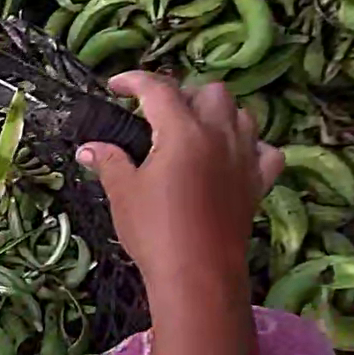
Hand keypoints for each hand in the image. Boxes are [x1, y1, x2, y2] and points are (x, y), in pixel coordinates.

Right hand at [78, 72, 283, 305]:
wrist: (198, 274)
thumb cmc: (154, 231)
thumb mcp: (123, 193)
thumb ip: (109, 161)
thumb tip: (88, 148)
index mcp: (183, 131)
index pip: (158, 89)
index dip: (134, 81)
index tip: (115, 86)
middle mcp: (219, 134)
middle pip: (209, 91)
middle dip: (182, 94)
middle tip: (157, 116)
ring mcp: (245, 157)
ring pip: (242, 114)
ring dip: (218, 113)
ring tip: (194, 130)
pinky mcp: (259, 183)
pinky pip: (265, 150)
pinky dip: (250, 146)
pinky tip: (233, 157)